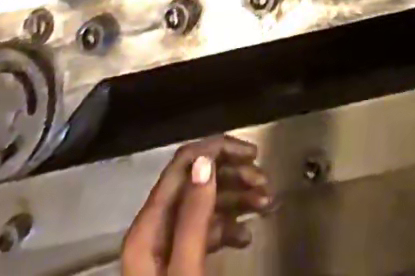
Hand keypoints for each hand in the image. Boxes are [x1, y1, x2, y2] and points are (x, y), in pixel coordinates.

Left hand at [121, 136, 272, 275]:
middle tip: (266, 183)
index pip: (183, 165)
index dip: (217, 150)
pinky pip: (205, 232)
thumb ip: (193, 217)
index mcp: (149, 226)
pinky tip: (247, 236)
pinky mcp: (179, 265)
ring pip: (204, 205)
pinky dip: (229, 226)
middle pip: (195, 181)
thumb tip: (206, 161)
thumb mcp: (187, 272)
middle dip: (232, 175)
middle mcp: (154, 229)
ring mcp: (166, 248)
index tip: (253, 154)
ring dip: (236, 198)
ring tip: (266, 205)